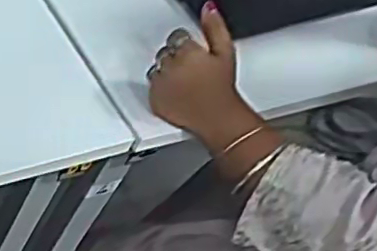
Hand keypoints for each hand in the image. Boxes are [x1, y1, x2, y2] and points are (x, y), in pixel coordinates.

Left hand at [147, 4, 254, 144]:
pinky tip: (173, 91)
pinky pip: (151, 88)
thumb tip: (208, 8)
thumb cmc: (220, 85)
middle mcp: (169, 68)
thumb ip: (215, 26)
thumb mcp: (225, 49)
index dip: (183, 41)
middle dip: (173, 56)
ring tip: (180, 79)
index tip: (188, 47)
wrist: (211, 115)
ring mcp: (159, 86)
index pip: (175, 36)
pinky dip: (159, 87)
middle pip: (163, 53)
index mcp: (186, 52)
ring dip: (164, 71)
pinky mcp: (153, 101)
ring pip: (155, 70)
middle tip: (187, 65)